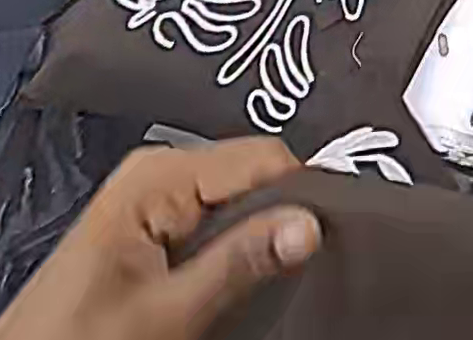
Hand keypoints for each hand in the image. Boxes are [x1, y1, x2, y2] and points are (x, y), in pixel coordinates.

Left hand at [0, 138, 321, 339]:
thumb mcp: (165, 316)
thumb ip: (240, 262)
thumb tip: (311, 223)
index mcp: (159, 173)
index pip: (261, 156)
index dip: (298, 192)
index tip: (320, 236)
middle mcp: (159, 166)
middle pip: (250, 170)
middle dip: (276, 211)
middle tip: (291, 262)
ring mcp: (154, 189)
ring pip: (237, 190)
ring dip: (256, 227)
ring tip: (264, 270)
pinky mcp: (152, 214)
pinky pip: (215, 209)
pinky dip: (234, 236)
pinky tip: (234, 269)